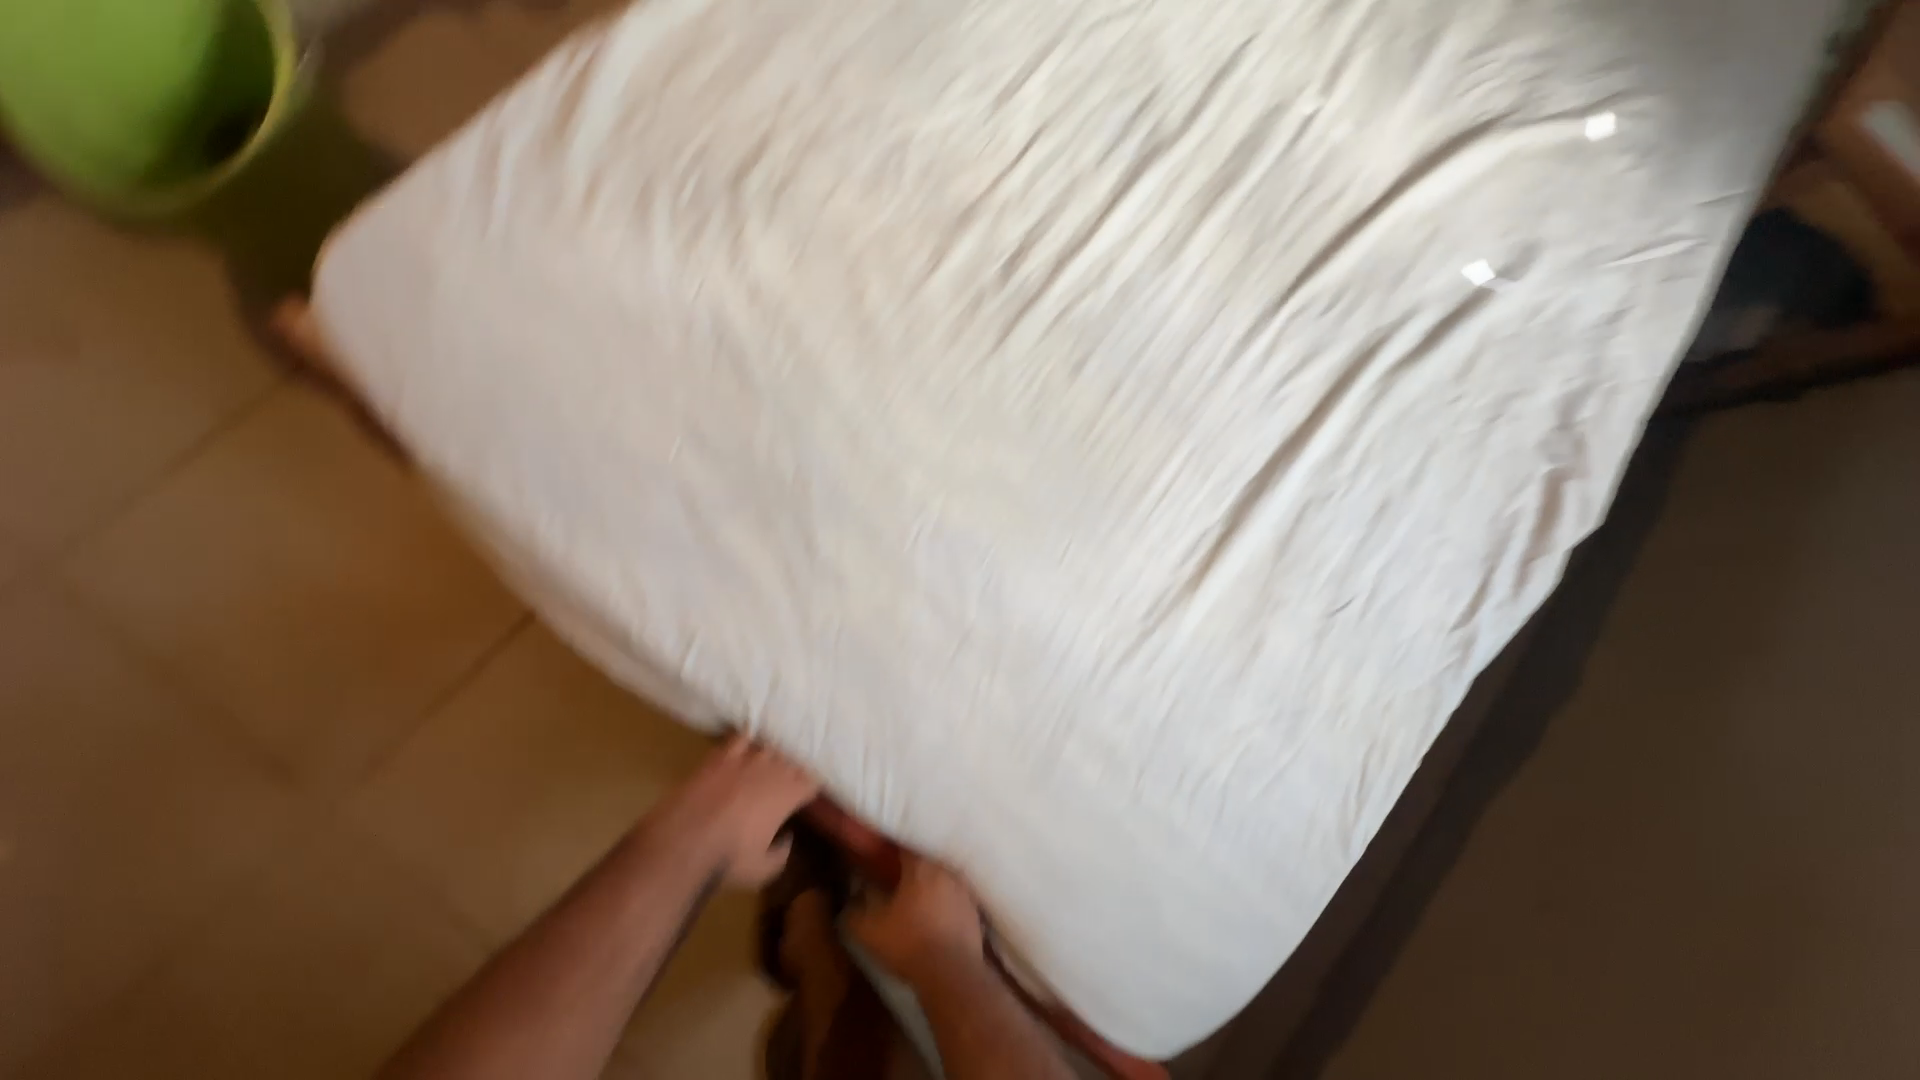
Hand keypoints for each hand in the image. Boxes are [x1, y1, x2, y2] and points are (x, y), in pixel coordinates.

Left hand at [651, 736, 819, 886]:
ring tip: (769, 764)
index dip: (811, 786)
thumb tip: (786, 838)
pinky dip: (745, 742)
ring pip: (768, 747)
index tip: (809, 794)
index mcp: (787, 795)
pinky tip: (744, 746)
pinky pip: (739, 739)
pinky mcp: (719, 757)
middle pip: (792, 760)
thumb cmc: (728, 859)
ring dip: (772, 756)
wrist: (683, 842)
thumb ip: (782, 853)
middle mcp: (771, 771)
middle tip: (790, 780)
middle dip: (793, 769)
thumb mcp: (763, 870)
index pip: (811, 781)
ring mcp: (745, 760)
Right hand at [847, 853, 985, 982]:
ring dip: (930, 887)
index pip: (905, 846)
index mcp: (921, 866)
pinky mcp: (975, 912)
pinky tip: (935, 919)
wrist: (951, 973)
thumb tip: (852, 903)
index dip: (891, 849)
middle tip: (897, 879)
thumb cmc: (908, 943)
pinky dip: (944, 905)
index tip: (881, 856)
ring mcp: (964, 891)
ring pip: (943, 880)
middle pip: (926, 861)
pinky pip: (955, 900)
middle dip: (912, 869)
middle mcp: (946, 871)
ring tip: (916, 901)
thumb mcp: (869, 930)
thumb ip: (855, 912)